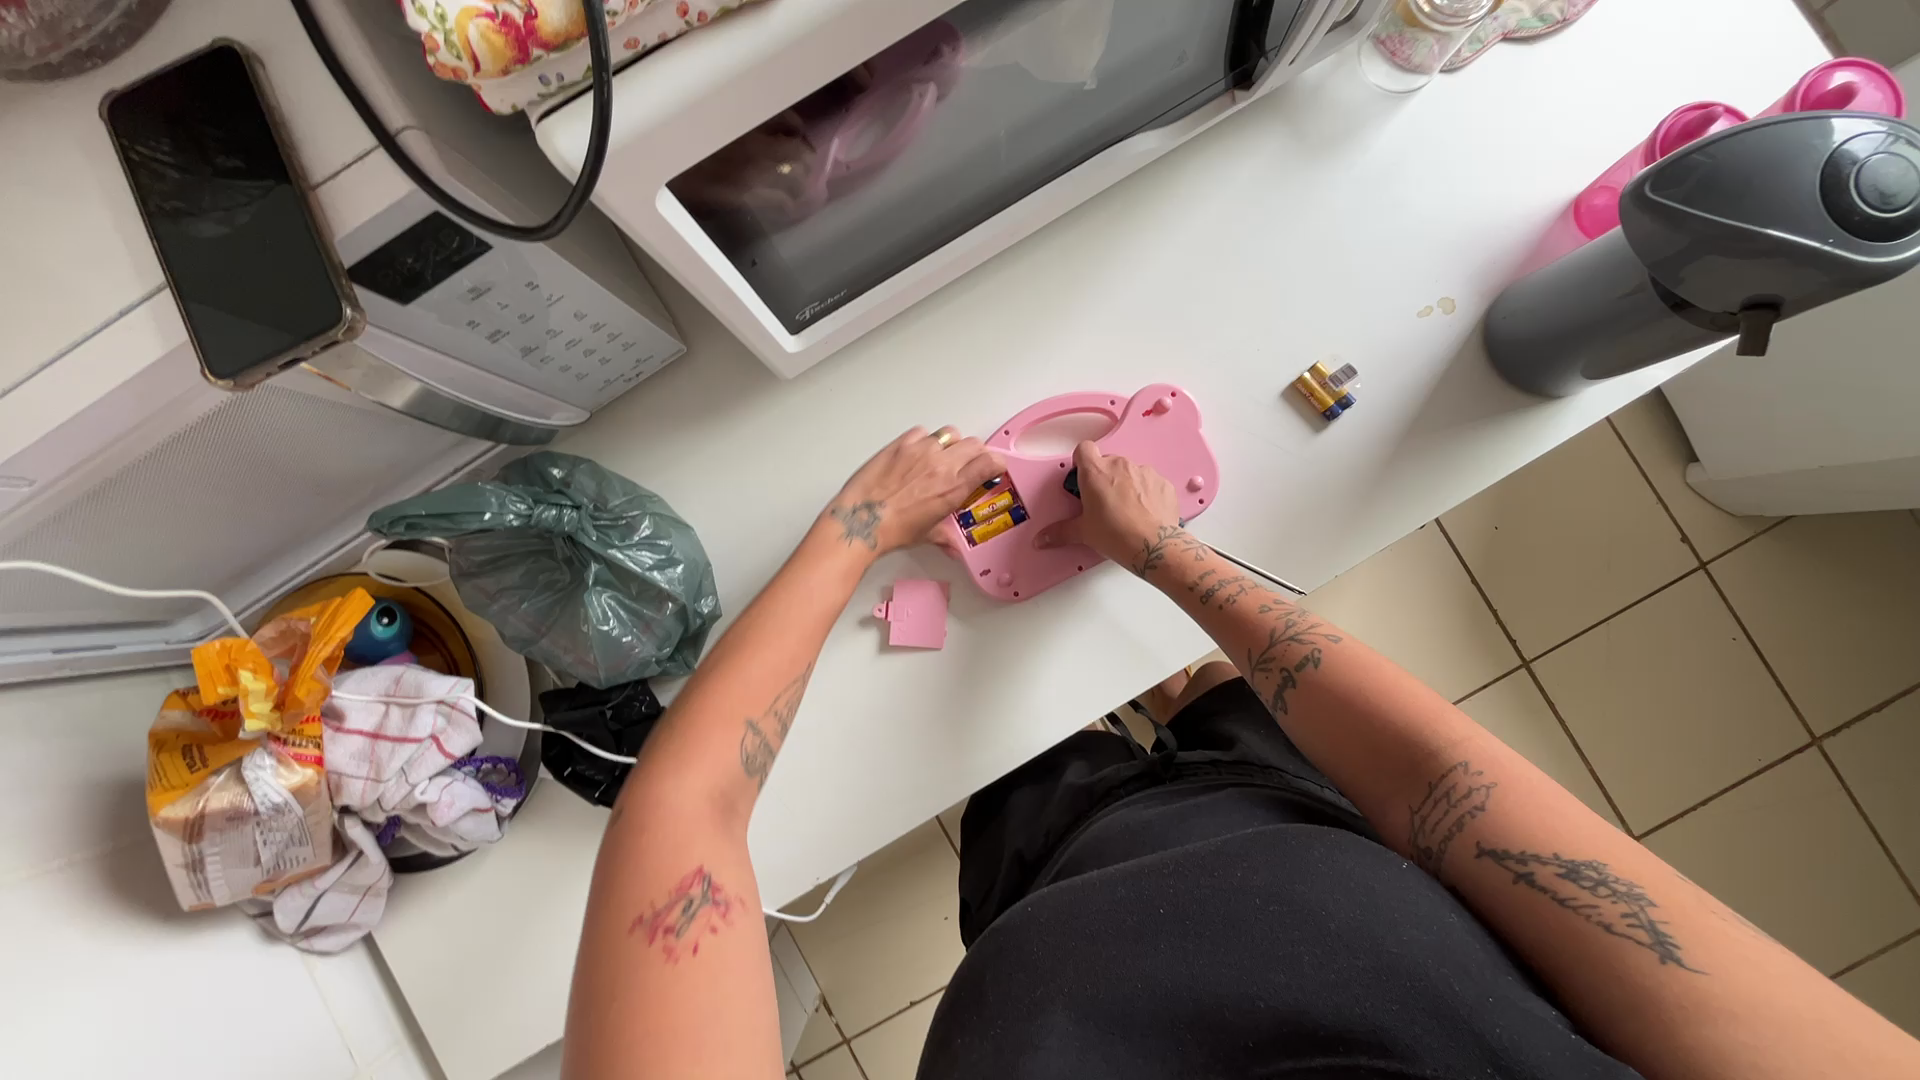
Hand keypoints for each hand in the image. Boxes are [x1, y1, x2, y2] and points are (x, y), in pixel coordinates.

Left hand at [820, 427, 1004, 559]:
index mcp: (955, 488)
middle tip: (966, 463)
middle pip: (974, 443)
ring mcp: (922, 451)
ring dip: (949, 444)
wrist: (862, 520)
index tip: (992, 467)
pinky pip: (922, 432)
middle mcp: (943, 465)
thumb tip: (953, 549)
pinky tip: (915, 454)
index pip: (989, 462)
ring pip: (949, 433)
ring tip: (938, 457)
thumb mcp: (927, 535)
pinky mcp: (901, 444)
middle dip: (974, 453)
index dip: (995, 462)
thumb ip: (946, 537)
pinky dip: (923, 440)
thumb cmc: (893, 530)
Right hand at [1035, 442, 1180, 565]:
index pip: (1084, 448)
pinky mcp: (1162, 483)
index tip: (1082, 476)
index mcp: (1095, 472)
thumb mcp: (1083, 533)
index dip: (1082, 460)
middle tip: (1102, 502)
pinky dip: (1146, 494)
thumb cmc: (1116, 534)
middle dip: (1104, 478)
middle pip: (1108, 462)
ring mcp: (1144, 471)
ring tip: (1125, 511)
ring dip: (1126, 485)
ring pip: (1130, 472)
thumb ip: (1060, 532)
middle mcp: (1120, 465)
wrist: (1154, 545)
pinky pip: (1150, 483)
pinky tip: (1144, 514)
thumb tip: (1043, 538)